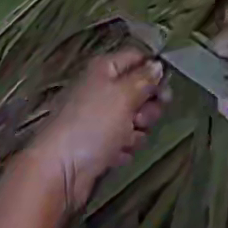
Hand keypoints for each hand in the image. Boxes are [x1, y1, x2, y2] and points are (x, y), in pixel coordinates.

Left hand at [19, 48, 167, 211]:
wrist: (60, 170)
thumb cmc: (93, 124)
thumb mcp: (124, 95)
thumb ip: (144, 79)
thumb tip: (158, 64)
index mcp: (105, 68)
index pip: (137, 58)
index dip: (153, 71)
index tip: (166, 89)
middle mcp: (102, 88)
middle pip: (138, 90)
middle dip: (147, 107)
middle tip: (141, 119)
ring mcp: (99, 116)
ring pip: (134, 118)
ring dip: (136, 131)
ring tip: (126, 139)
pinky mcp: (98, 143)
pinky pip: (123, 140)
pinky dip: (124, 148)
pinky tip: (116, 155)